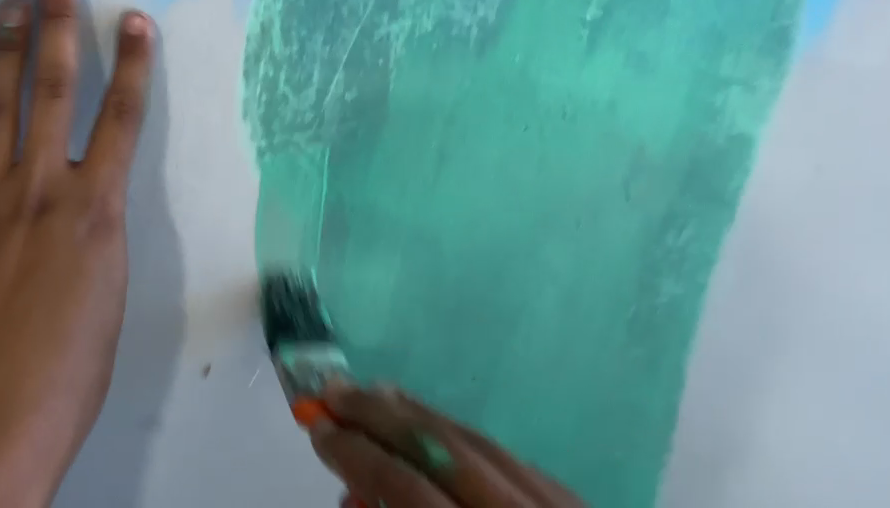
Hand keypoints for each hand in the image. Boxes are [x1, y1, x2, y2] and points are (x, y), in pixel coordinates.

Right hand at [311, 384, 583, 507]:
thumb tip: (350, 495)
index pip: (407, 491)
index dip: (356, 456)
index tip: (318, 429)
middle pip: (440, 450)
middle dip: (378, 416)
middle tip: (332, 392)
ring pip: (475, 441)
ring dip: (414, 412)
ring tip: (370, 392)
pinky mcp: (571, 502)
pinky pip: (503, 453)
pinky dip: (457, 431)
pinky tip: (427, 418)